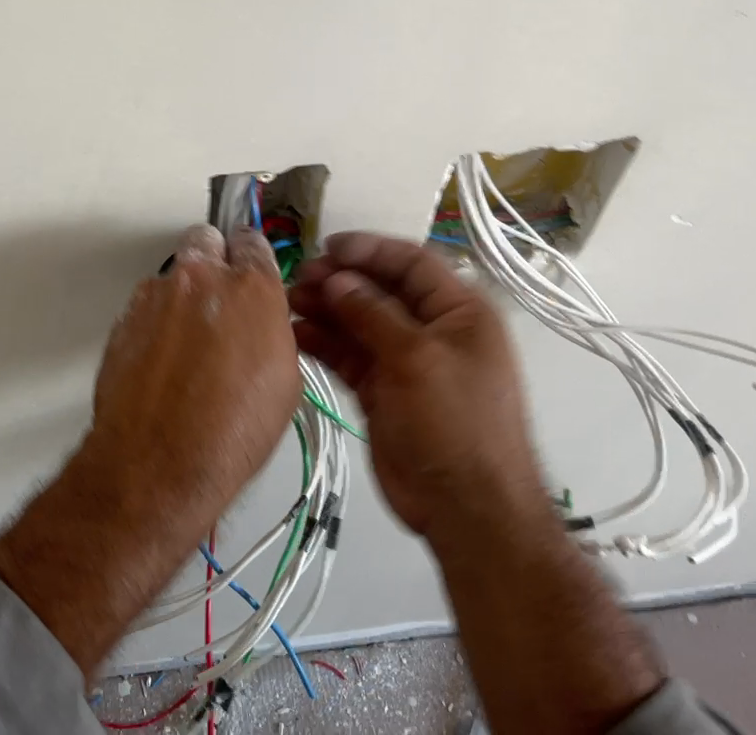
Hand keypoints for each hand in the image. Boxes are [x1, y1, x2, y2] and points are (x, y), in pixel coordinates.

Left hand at [0, 223, 297, 677]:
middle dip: (212, 260)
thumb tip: (259, 325)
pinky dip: (155, 323)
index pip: (253, 242)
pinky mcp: (124, 318)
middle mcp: (201, 278)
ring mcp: (156, 295)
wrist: (160, 461)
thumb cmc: (231, 431)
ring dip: (181, 297)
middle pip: (206, 241)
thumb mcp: (284, 381)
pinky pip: (145, 307)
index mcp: (252, 288)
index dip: (251, 256)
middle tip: (218, 298)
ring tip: (187, 346)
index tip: (250, 266)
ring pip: (172, 277)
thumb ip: (271, 331)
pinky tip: (162, 361)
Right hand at [288, 232, 542, 536]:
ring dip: (326, 310)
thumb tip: (338, 280)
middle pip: (380, 291)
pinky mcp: (383, 390)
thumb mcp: (418, 359)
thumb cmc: (455, 424)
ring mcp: (406, 362)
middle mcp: (433, 330)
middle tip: (299, 279)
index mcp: (460, 312)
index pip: (411, 263)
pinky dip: (324, 344)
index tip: (326, 247)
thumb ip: (373, 314)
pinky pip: (350, 355)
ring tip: (288, 303)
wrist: (467, 508)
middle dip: (340, 282)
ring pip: (359, 323)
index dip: (369, 250)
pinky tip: (295, 335)